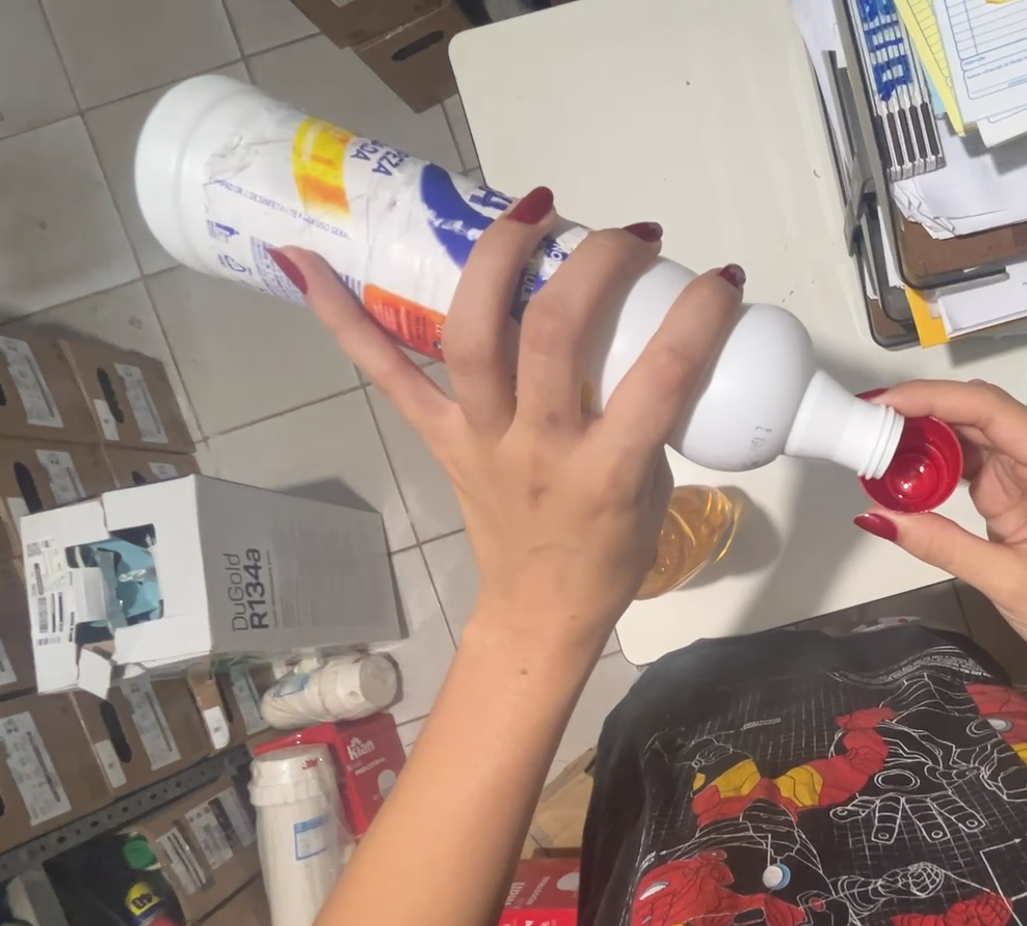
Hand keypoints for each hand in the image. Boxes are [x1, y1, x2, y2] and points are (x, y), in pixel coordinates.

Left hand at [273, 189, 744, 650]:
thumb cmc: (611, 559)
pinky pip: (388, 378)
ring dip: (497, 259)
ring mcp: (480, 441)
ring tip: (533, 212)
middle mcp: (540, 448)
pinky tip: (303, 262)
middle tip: (630, 238)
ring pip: (472, 335)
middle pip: (554, 334)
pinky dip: (344, 321)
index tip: (723, 278)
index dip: (699, 315)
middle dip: (596, 264)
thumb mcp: (653, 493)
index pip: (662, 377)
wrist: (543, 612)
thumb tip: (642, 349)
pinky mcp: (439, 442)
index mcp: (609, 471)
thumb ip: (647, 422)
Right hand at [857, 380, 1026, 672]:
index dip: (936, 398)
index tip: (886, 404)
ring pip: (968, 433)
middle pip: (978, 413)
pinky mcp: (1007, 490)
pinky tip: (901, 467)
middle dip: (923, 411)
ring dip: (924, 435)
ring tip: (876, 442)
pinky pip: (965, 462)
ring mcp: (1025, 472)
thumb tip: (878, 516)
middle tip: (870, 422)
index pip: (993, 411)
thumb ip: (942, 545)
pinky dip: (932, 463)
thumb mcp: (1007, 580)